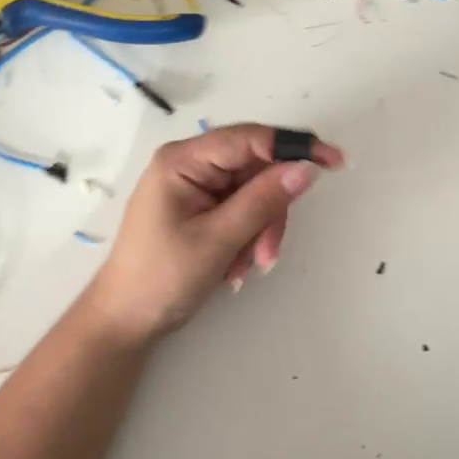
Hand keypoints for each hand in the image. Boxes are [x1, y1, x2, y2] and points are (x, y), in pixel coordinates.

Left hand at [79, 124, 344, 343]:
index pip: (250, 138)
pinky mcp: (201, 207)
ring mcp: (196, 186)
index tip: (333, 161)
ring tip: (245, 267)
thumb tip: (305, 169)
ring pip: (254, 193)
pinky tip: (235, 266)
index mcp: (183, 160)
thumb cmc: (161, 277)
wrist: (125, 319)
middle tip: (268, 252)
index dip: (293, 147)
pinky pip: (242, 210)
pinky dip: (248, 237)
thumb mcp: (217, 240)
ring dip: (260, 230)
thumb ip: (262, 201)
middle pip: (256, 169)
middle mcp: (190, 164)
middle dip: (269, 211)